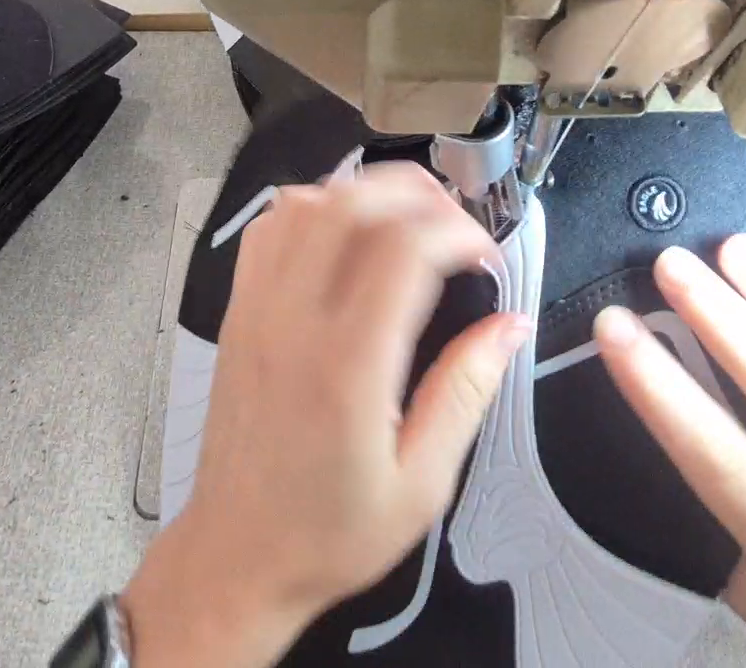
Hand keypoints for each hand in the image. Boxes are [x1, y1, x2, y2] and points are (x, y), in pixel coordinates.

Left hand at [122, 162, 529, 667]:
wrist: (237, 554)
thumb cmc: (328, 532)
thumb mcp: (422, 481)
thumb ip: (467, 390)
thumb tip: (508, 327)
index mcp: (347, 366)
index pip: (404, 249)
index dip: (458, 232)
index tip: (484, 255)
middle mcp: (293, 323)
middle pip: (352, 204)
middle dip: (417, 193)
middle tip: (453, 224)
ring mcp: (257, 311)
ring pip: (305, 204)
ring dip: (365, 192)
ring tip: (407, 219)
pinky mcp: (238, 313)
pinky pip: (268, 230)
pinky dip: (312, 208)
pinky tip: (343, 232)